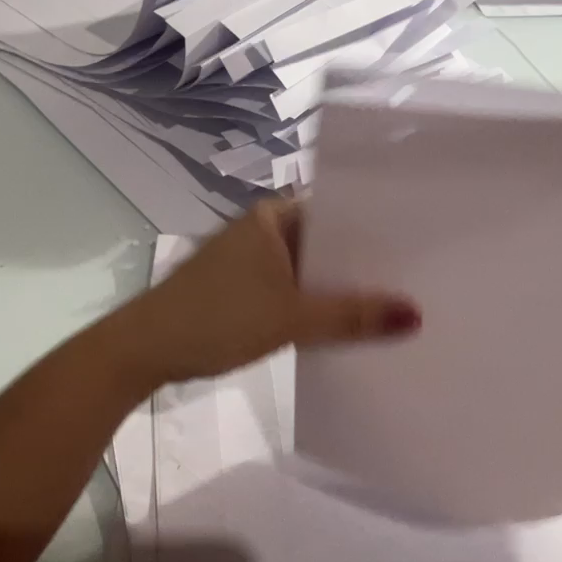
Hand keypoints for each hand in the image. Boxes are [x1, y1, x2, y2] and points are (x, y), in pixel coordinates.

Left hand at [104, 199, 420, 388]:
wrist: (143, 350)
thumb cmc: (217, 318)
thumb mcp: (291, 318)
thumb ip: (352, 317)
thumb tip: (415, 314)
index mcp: (271, 217)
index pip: (336, 211)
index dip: (374, 229)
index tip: (418, 247)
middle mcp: (261, 229)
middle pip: (323, 243)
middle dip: (360, 266)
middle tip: (416, 282)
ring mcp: (248, 260)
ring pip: (307, 271)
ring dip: (336, 291)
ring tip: (392, 307)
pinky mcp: (239, 289)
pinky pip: (289, 290)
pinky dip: (312, 305)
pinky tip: (344, 328)